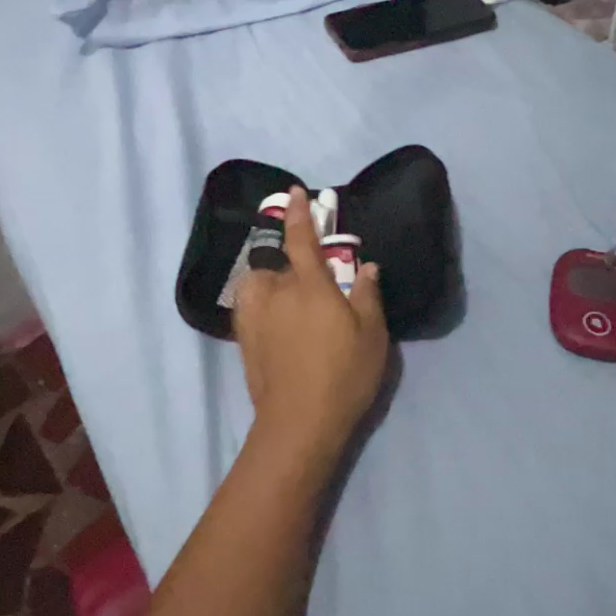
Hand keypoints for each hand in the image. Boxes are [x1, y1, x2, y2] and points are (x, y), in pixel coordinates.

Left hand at [235, 187, 389, 460]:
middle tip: (309, 281)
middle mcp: (276, 291)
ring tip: (288, 301)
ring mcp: (254, 315)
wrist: (298, 423)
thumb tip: (366, 266)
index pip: (301, 237)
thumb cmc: (343, 375)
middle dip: (288, 262)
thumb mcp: (372, 335)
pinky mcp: (243, 338)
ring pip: (258, 284)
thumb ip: (367, 295)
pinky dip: (260, 303)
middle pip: (276, 262)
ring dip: (270, 283)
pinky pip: (251, 306)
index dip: (298, 212)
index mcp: (309, 284)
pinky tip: (275, 322)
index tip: (295, 191)